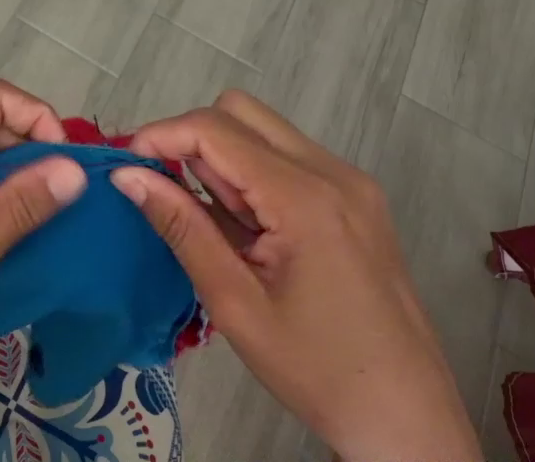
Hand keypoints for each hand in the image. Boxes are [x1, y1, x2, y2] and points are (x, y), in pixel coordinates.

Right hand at [109, 91, 478, 461]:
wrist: (408, 421)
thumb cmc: (316, 369)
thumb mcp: (234, 302)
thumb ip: (180, 226)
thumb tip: (125, 174)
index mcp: (305, 198)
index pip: (214, 128)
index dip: (159, 136)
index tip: (125, 167)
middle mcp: (334, 173)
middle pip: (239, 111)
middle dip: (190, 139)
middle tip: (173, 196)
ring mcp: (351, 184)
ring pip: (262, 130)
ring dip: (221, 158)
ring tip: (217, 226)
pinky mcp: (356, 199)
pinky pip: (286, 156)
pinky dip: (250, 174)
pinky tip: (248, 230)